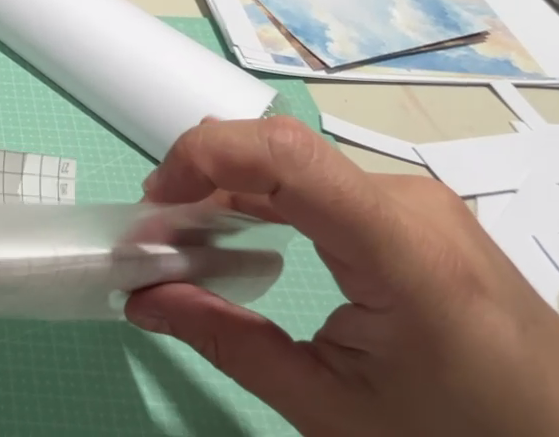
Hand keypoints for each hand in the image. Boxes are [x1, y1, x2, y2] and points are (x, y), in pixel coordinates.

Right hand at [126, 118, 558, 436]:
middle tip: (156, 227)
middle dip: (202, 173)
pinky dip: (264, 198)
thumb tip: (144, 299)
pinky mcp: (412, 213)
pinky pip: (320, 184)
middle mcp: (407, 202)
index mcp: (398, 247)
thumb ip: (229, 343)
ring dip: (229, 186)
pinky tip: (236, 232)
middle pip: (280, 149)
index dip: (204, 156)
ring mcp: (414, 202)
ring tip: (182, 233)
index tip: (155, 203)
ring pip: (295, 161)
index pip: (284, 155)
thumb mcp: (333, 410)